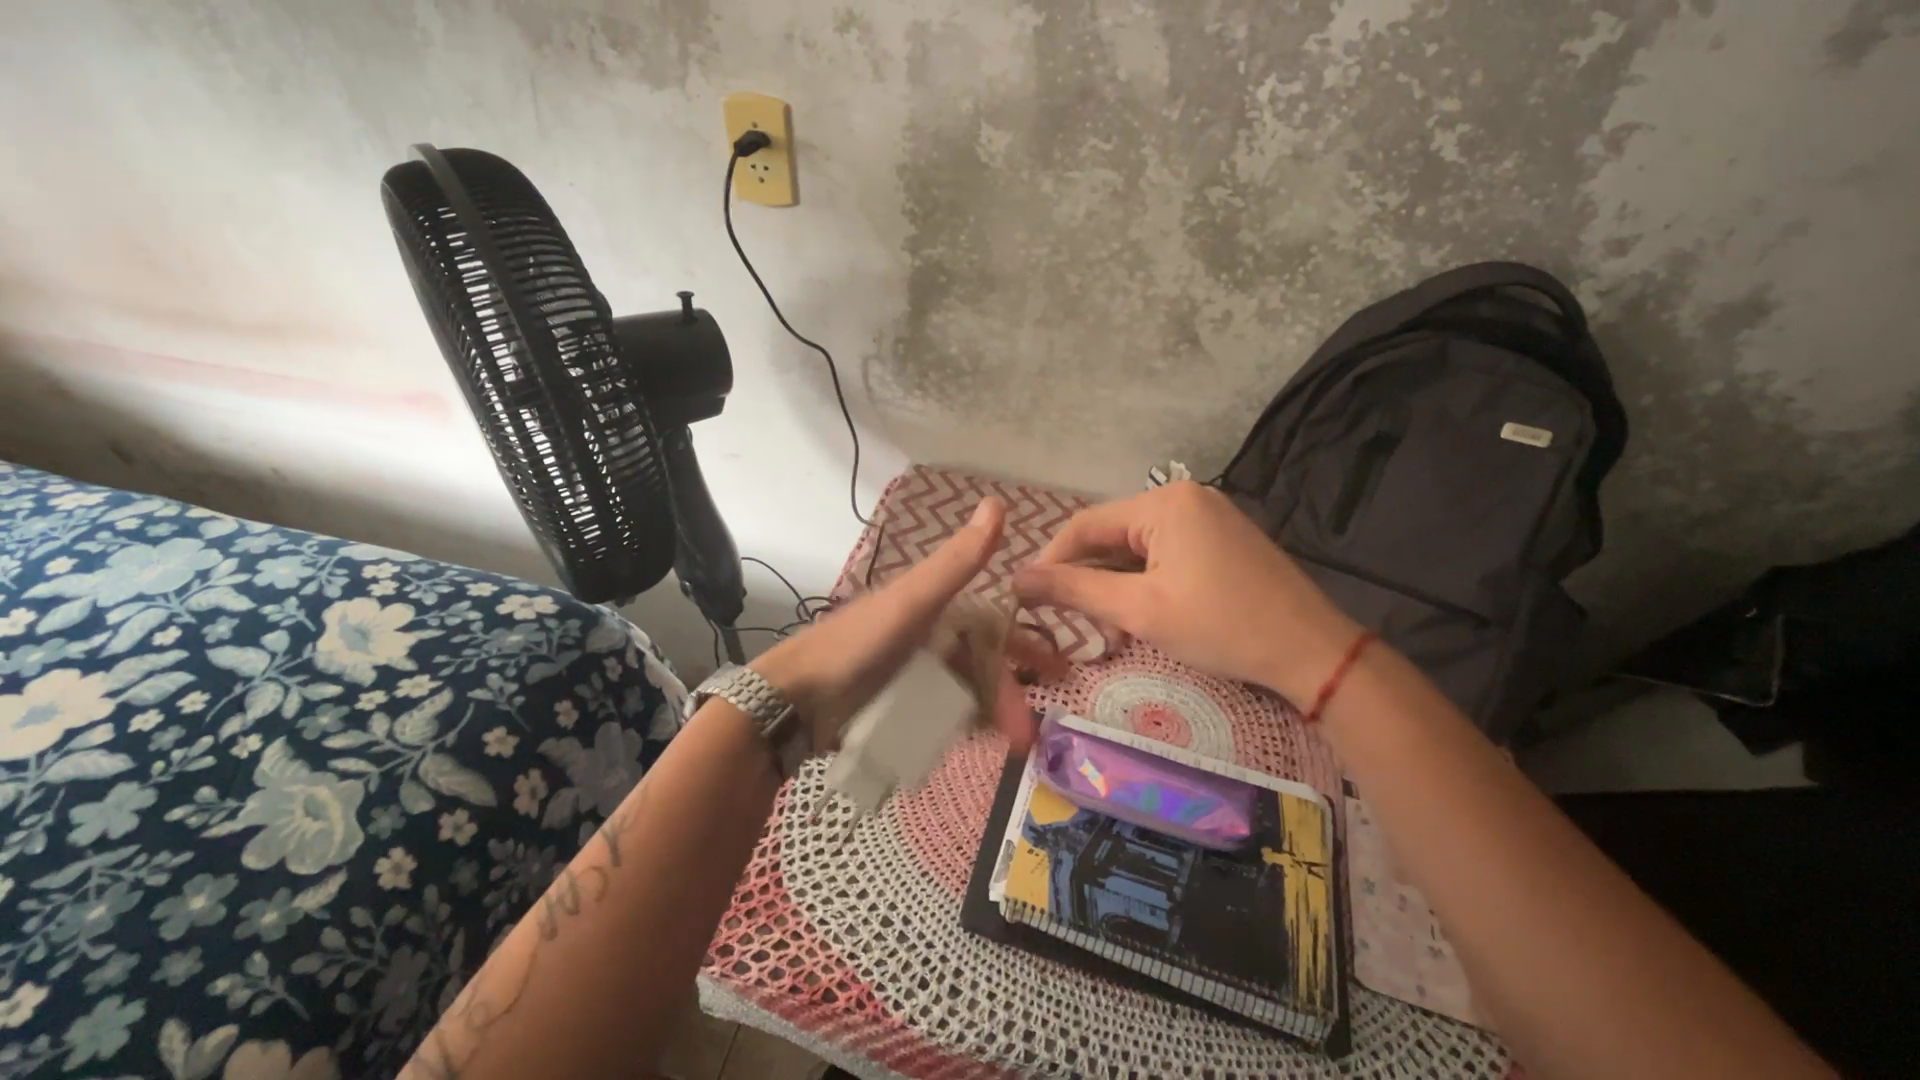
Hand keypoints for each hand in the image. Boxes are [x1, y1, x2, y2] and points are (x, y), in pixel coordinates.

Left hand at [750, 497, 1045, 752]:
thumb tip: (997, 502)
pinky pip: (942, 713)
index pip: (992, 625)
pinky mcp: (896, 706)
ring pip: (965, 691)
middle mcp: (926, 638)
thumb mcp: (912, 601)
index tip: (1058, 670)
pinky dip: (964, 725)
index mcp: (933, 608)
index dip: (1025, 645)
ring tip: (1011, 744)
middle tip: (1029, 732)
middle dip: (1009, 693)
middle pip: (981, 665)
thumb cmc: (857, 644)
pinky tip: (979, 743)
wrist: (796, 698)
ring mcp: (910, 674)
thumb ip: (956, 561)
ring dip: (991, 714)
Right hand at [1011, 481, 1361, 704]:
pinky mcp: (1223, 539)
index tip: (1028, 599)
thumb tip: (1016, 579)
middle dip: (1088, 580)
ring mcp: (1208, 516)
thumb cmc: (1220, 626)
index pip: (1085, 525)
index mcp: (1164, 502)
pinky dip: (1146, 584)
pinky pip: (1166, 554)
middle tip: (1075, 624)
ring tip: (1112, 630)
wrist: (1310, 650)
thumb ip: (1074, 590)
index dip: (1051, 562)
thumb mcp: (1139, 610)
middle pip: (1112, 536)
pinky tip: (1142, 616)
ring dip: (1116, 586)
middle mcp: (1185, 497)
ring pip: (1137, 549)